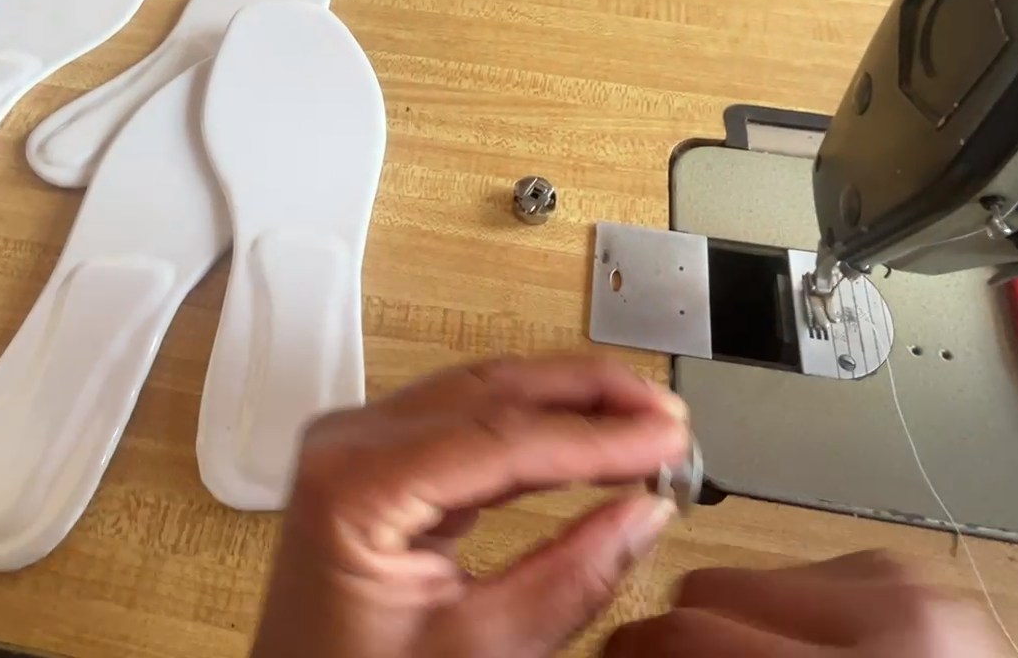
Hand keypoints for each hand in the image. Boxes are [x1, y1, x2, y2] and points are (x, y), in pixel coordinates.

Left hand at [251, 355, 690, 657]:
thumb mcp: (472, 656)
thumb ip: (568, 581)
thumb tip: (645, 511)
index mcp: (356, 486)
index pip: (498, 438)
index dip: (595, 435)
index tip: (665, 437)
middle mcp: (351, 440)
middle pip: (490, 390)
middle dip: (587, 393)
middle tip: (663, 410)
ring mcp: (361, 437)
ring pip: (483, 388)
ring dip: (566, 395)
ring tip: (638, 411)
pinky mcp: (380, 449)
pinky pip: (466, 410)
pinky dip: (532, 414)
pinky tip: (581, 423)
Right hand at [603, 550, 1002, 656]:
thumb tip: (634, 650)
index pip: (689, 632)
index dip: (631, 649)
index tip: (614, 657)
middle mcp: (888, 609)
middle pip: (707, 587)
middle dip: (680, 637)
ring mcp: (899, 578)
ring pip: (743, 575)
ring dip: (730, 624)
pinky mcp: (898, 568)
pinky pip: (791, 573)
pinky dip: (778, 615)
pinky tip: (796, 655)